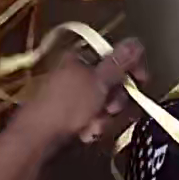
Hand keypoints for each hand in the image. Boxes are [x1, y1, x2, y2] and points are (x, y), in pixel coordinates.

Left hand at [9, 38, 147, 146]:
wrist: (36, 139)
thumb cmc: (67, 105)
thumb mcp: (98, 82)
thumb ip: (120, 63)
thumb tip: (137, 41)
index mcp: (79, 58)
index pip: (114, 57)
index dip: (131, 68)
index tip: (143, 81)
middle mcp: (74, 73)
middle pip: (111, 84)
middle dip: (114, 101)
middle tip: (108, 110)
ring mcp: (70, 95)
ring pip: (103, 105)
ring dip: (103, 118)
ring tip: (91, 126)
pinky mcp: (66, 116)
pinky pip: (90, 118)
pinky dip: (90, 127)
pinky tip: (83, 134)